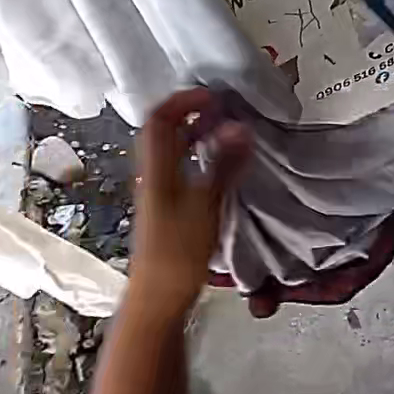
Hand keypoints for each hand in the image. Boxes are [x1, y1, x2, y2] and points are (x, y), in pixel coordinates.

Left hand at [127, 87, 251, 320]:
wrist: (158, 298)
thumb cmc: (178, 253)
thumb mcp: (206, 206)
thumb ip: (224, 165)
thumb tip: (241, 127)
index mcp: (156, 169)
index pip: (159, 119)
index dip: (182, 100)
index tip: (213, 95)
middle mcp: (152, 174)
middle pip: (164, 130)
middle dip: (191, 112)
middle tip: (224, 107)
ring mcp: (159, 190)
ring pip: (173, 148)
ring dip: (196, 132)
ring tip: (227, 128)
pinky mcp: (168, 205)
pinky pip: (181, 166)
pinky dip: (199, 154)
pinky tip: (221, 162)